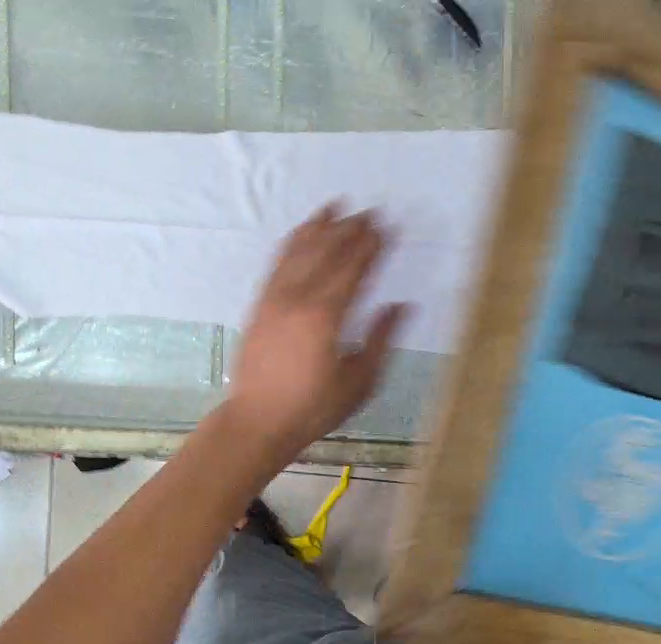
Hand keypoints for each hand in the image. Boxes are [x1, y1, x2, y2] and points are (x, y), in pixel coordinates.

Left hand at [228, 203, 408, 451]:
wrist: (259, 420)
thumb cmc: (316, 407)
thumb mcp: (360, 381)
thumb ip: (380, 339)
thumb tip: (401, 306)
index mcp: (326, 316)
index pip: (353, 269)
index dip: (371, 246)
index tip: (387, 227)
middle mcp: (297, 297)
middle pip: (326, 252)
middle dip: (349, 229)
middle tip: (370, 211)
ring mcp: (274, 298)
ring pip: (298, 250)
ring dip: (320, 226)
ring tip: (337, 207)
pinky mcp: (260, 304)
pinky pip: (278, 262)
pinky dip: (293, 242)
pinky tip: (302, 233)